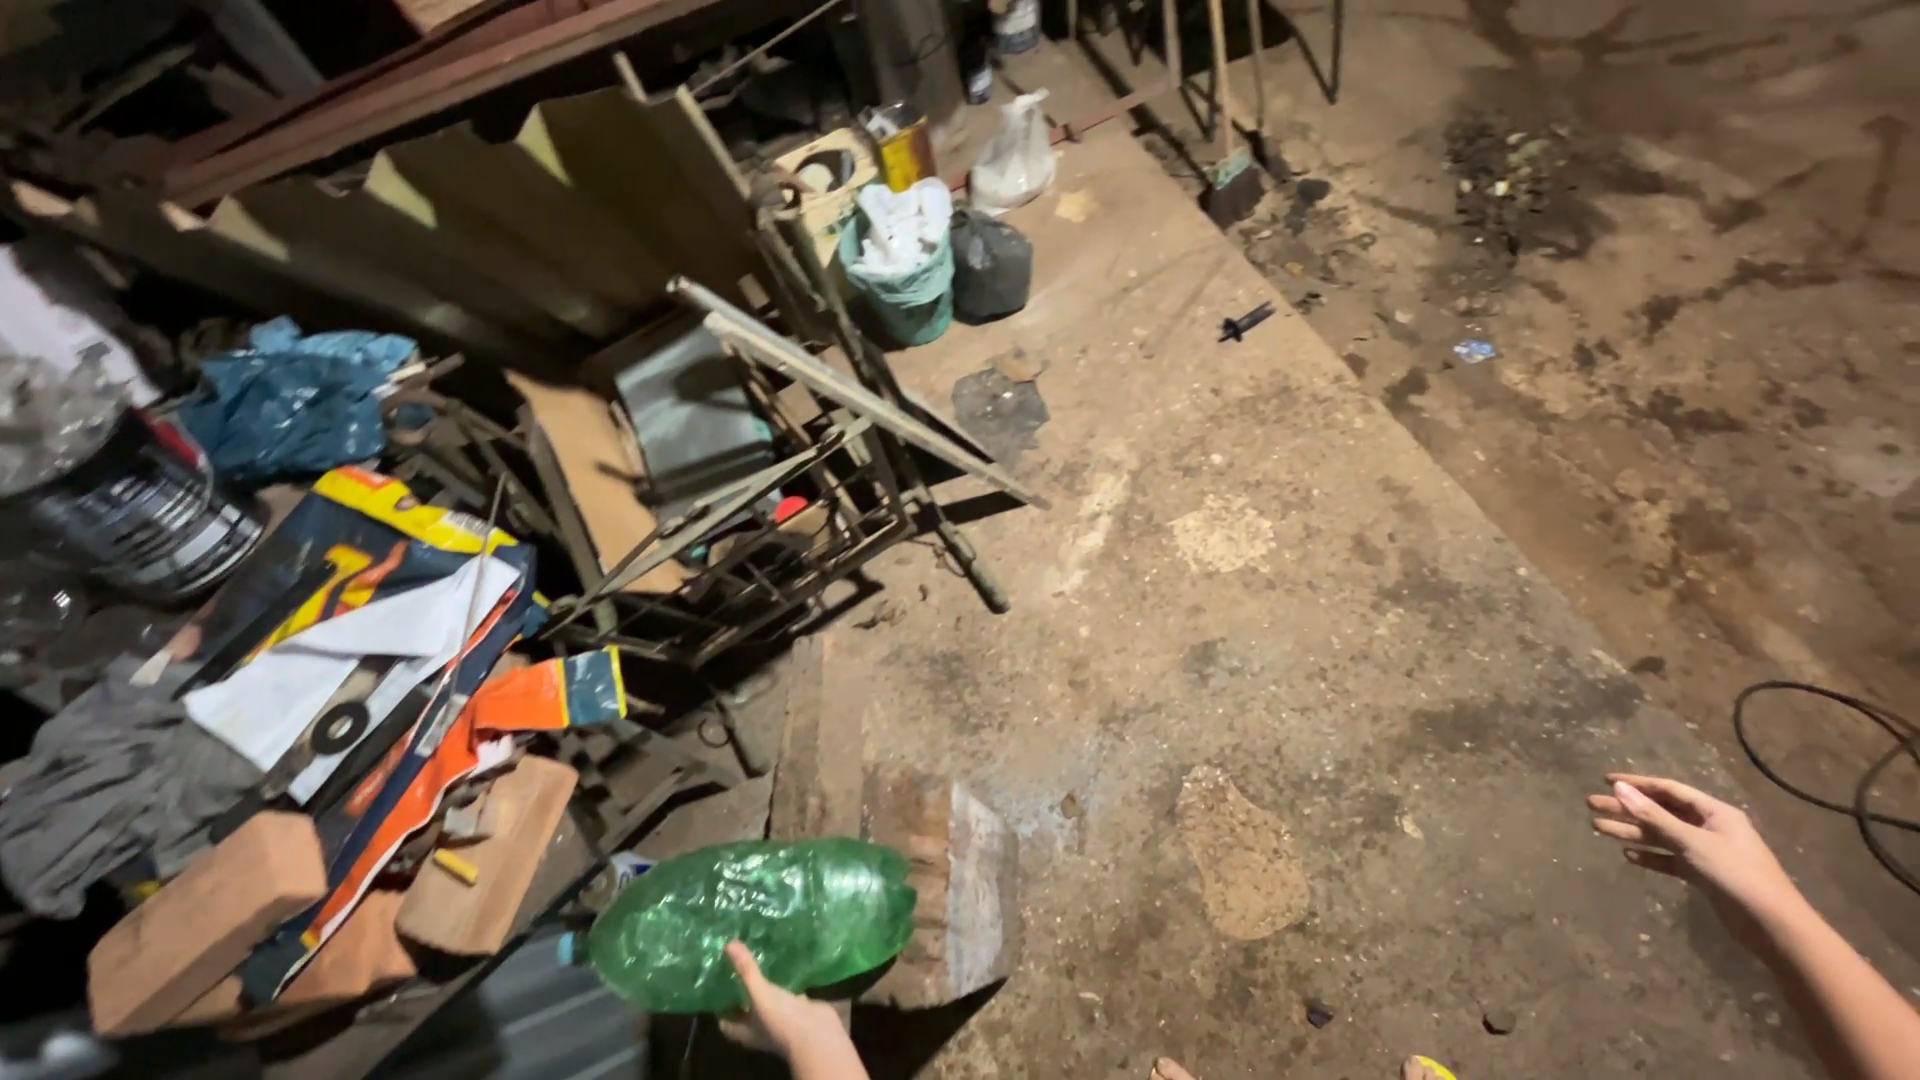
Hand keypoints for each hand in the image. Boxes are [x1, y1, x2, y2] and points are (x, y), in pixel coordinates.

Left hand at [718, 941, 847, 1059]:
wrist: (815, 1032)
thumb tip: (728, 943)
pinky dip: (783, 983)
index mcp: (745, 1030)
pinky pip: (786, 994)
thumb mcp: (760, 994)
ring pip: (766, 1001)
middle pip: (745, 1010)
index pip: (725, 1021)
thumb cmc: (780, 1019)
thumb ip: (746, 970)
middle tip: (738, 964)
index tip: (717, 982)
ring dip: (763, 986)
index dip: (720, 1005)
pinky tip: (784, 966)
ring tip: (759, 960)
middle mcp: (760, 1027)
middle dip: (741, 991)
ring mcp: (779, 1019)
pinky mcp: (796, 1009)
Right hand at [1588, 773, 1804, 947]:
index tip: (1605, 781)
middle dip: (1626, 808)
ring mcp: (1706, 852)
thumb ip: (1654, 815)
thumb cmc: (1736, 875)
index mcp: (1716, 813)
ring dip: (1631, 831)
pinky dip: (1649, 855)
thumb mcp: (1692, 842)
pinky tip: (1628, 855)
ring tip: (1597, 827)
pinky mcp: (1703, 874)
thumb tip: (1618, 787)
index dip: (1637, 784)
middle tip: (1591, 805)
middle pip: (1660, 812)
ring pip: (1661, 835)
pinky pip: (1669, 859)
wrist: (1774, 926)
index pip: (1669, 790)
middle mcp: (1710, 828)